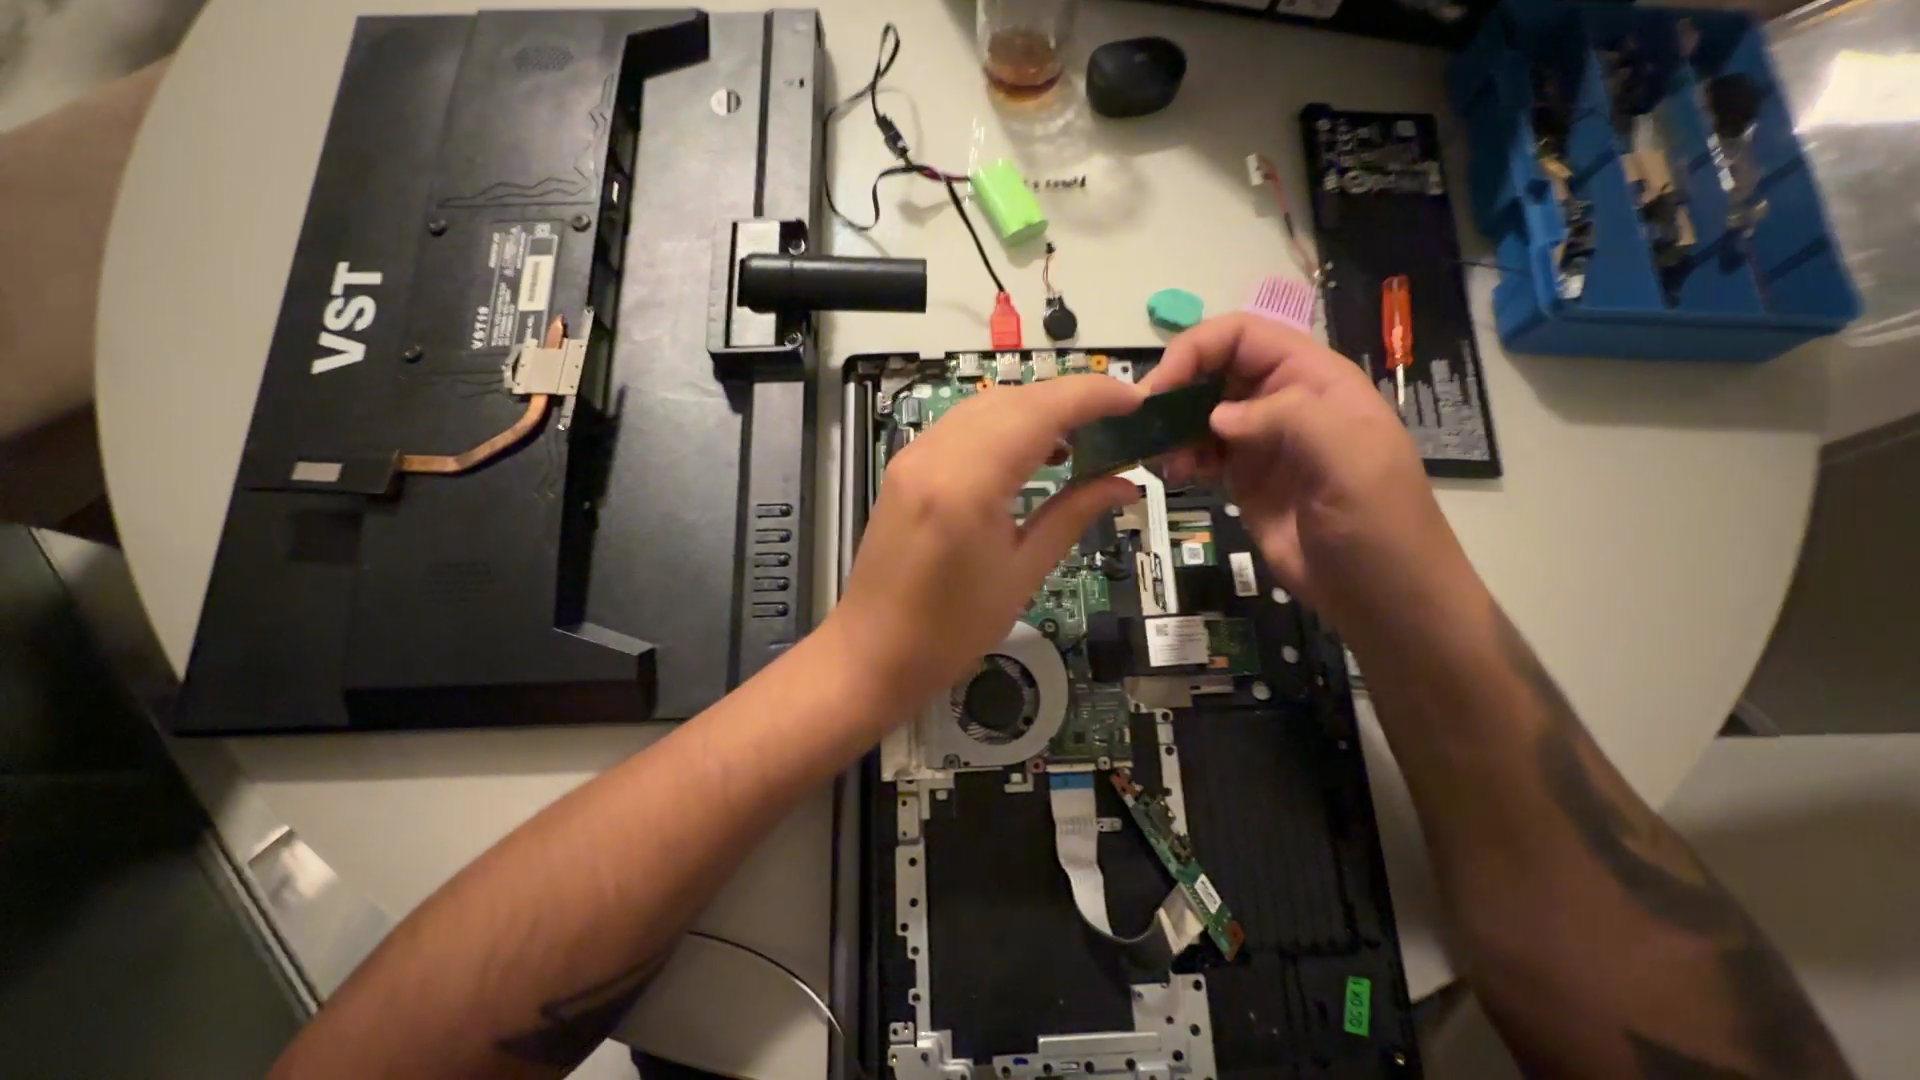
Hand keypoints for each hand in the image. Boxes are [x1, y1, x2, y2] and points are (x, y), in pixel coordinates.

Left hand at [831, 375, 1144, 706]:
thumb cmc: (952, 629)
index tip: (1135, 400)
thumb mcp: (1023, 572)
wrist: (874, 652)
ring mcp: (914, 456)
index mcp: (967, 484)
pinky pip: (963, 424)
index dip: (1092, 396)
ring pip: (986, 405)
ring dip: (1037, 408)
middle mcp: (935, 454)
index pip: (1040, 411)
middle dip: (1070, 399)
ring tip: (1083, 437)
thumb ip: (1074, 514)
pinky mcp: (906, 465)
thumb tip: (1126, 483)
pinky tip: (1033, 450)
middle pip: (1013, 399)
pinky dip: (1004, 424)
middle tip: (1119, 420)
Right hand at [1142, 314, 1475, 636]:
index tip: (1161, 388)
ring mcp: (1262, 442)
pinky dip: (1179, 457)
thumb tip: (1217, 416)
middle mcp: (1284, 402)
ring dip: (1173, 427)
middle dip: (1176, 388)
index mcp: (1316, 381)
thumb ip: (1289, 418)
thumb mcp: (1351, 461)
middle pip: (1215, 368)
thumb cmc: (1381, 526)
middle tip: (1146, 425)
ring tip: (1165, 461)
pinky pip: (1201, 452)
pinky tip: (1176, 476)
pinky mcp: (1245, 480)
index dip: (1198, 348)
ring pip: (1201, 411)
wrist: (1386, 599)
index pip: (1245, 335)